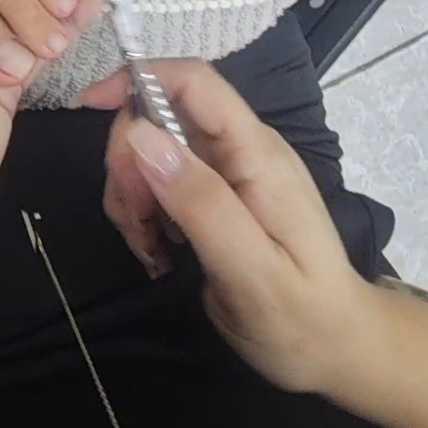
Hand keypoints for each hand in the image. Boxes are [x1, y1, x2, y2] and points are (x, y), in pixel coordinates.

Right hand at [80, 60, 370, 394]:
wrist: (338, 349)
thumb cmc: (302, 317)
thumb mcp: (250, 270)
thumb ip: (200, 201)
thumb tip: (140, 135)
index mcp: (255, 152)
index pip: (194, 82)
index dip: (139, 78)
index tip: (90, 105)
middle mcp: (239, 148)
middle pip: (160, 116)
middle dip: (129, 161)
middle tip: (133, 220)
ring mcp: (226, 169)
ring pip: (151, 150)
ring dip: (132, 194)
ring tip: (149, 248)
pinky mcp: (213, 191)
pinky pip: (158, 179)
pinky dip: (142, 210)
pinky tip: (156, 250)